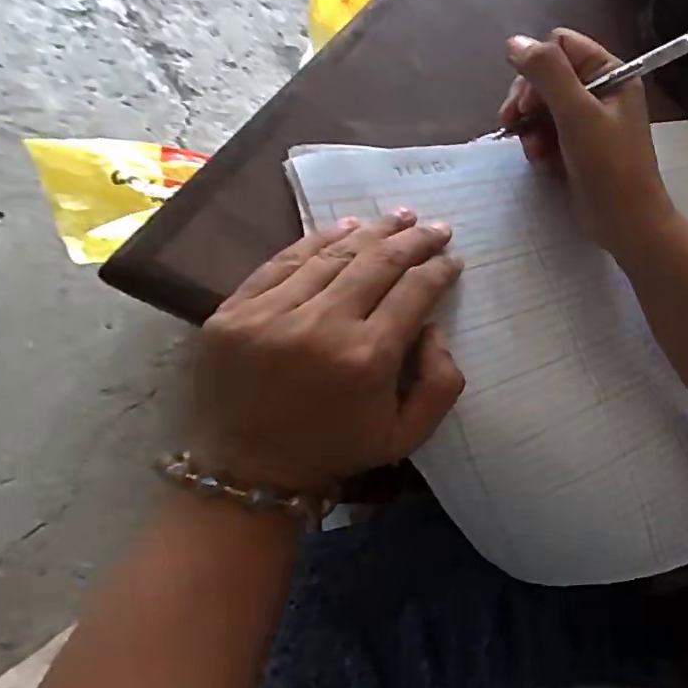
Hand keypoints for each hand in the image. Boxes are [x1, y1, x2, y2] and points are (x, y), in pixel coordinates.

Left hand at [190, 211, 464, 496]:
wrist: (249, 470)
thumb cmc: (336, 449)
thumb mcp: (408, 435)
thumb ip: (441, 383)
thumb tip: (433, 327)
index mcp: (366, 359)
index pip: (414, 292)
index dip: (439, 270)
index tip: (453, 258)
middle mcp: (321, 327)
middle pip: (378, 263)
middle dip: (414, 240)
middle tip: (435, 227)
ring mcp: (271, 314)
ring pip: (333, 254)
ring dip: (373, 231)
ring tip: (399, 217)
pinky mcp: (234, 310)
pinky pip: (284, 260)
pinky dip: (319, 239)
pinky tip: (347, 226)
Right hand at [499, 29, 675, 254]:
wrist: (626, 223)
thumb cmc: (609, 167)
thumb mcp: (578, 114)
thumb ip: (547, 73)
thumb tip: (513, 42)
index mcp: (611, 74)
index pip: (561, 47)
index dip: (537, 68)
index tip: (526, 100)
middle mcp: (600, 92)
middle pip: (547, 77)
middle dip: (528, 101)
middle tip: (512, 123)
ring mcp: (589, 122)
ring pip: (542, 108)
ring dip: (531, 129)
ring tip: (536, 153)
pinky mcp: (578, 148)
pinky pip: (547, 134)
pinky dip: (540, 147)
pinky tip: (543, 164)